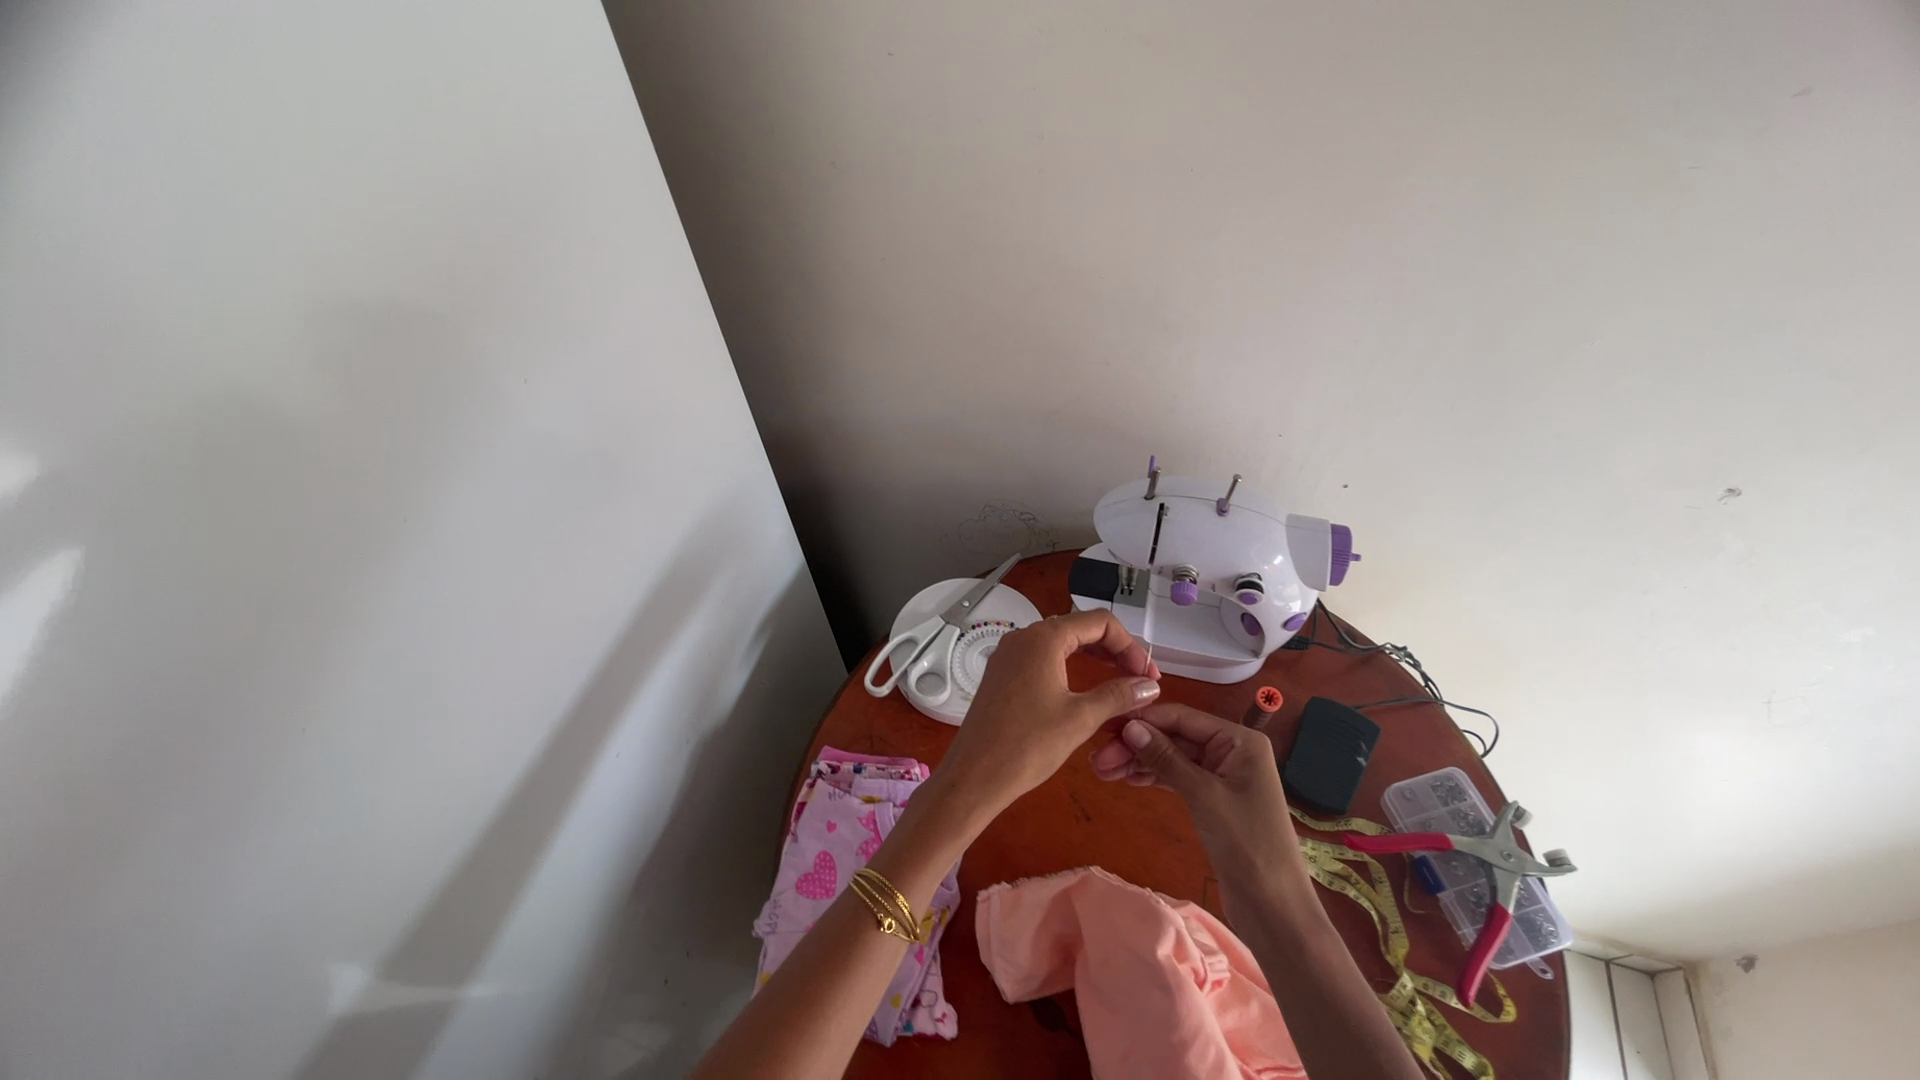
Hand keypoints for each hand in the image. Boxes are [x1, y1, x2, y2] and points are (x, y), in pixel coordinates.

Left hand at [938, 611, 1161, 814]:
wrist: (974, 776)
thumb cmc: (1026, 746)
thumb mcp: (1080, 719)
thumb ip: (1118, 695)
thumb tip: (1149, 686)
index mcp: (1043, 639)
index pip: (1099, 622)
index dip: (1130, 645)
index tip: (1147, 675)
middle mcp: (1023, 638)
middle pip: (1079, 628)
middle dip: (1113, 649)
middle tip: (1139, 678)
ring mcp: (1008, 655)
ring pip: (1060, 642)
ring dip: (1092, 656)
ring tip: (1119, 681)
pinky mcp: (1001, 674)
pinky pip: (1042, 658)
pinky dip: (1068, 666)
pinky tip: (1083, 688)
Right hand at [1089, 702, 1300, 879]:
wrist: (1274, 905)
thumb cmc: (1246, 842)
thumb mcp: (1203, 795)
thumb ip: (1165, 758)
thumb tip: (1129, 727)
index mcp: (1238, 740)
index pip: (1181, 717)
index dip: (1142, 720)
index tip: (1104, 727)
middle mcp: (1231, 750)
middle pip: (1174, 737)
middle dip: (1136, 746)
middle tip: (1096, 760)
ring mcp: (1222, 776)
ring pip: (1172, 758)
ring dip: (1139, 762)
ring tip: (1102, 771)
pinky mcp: (1213, 800)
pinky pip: (1177, 778)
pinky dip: (1153, 777)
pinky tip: (1127, 779)